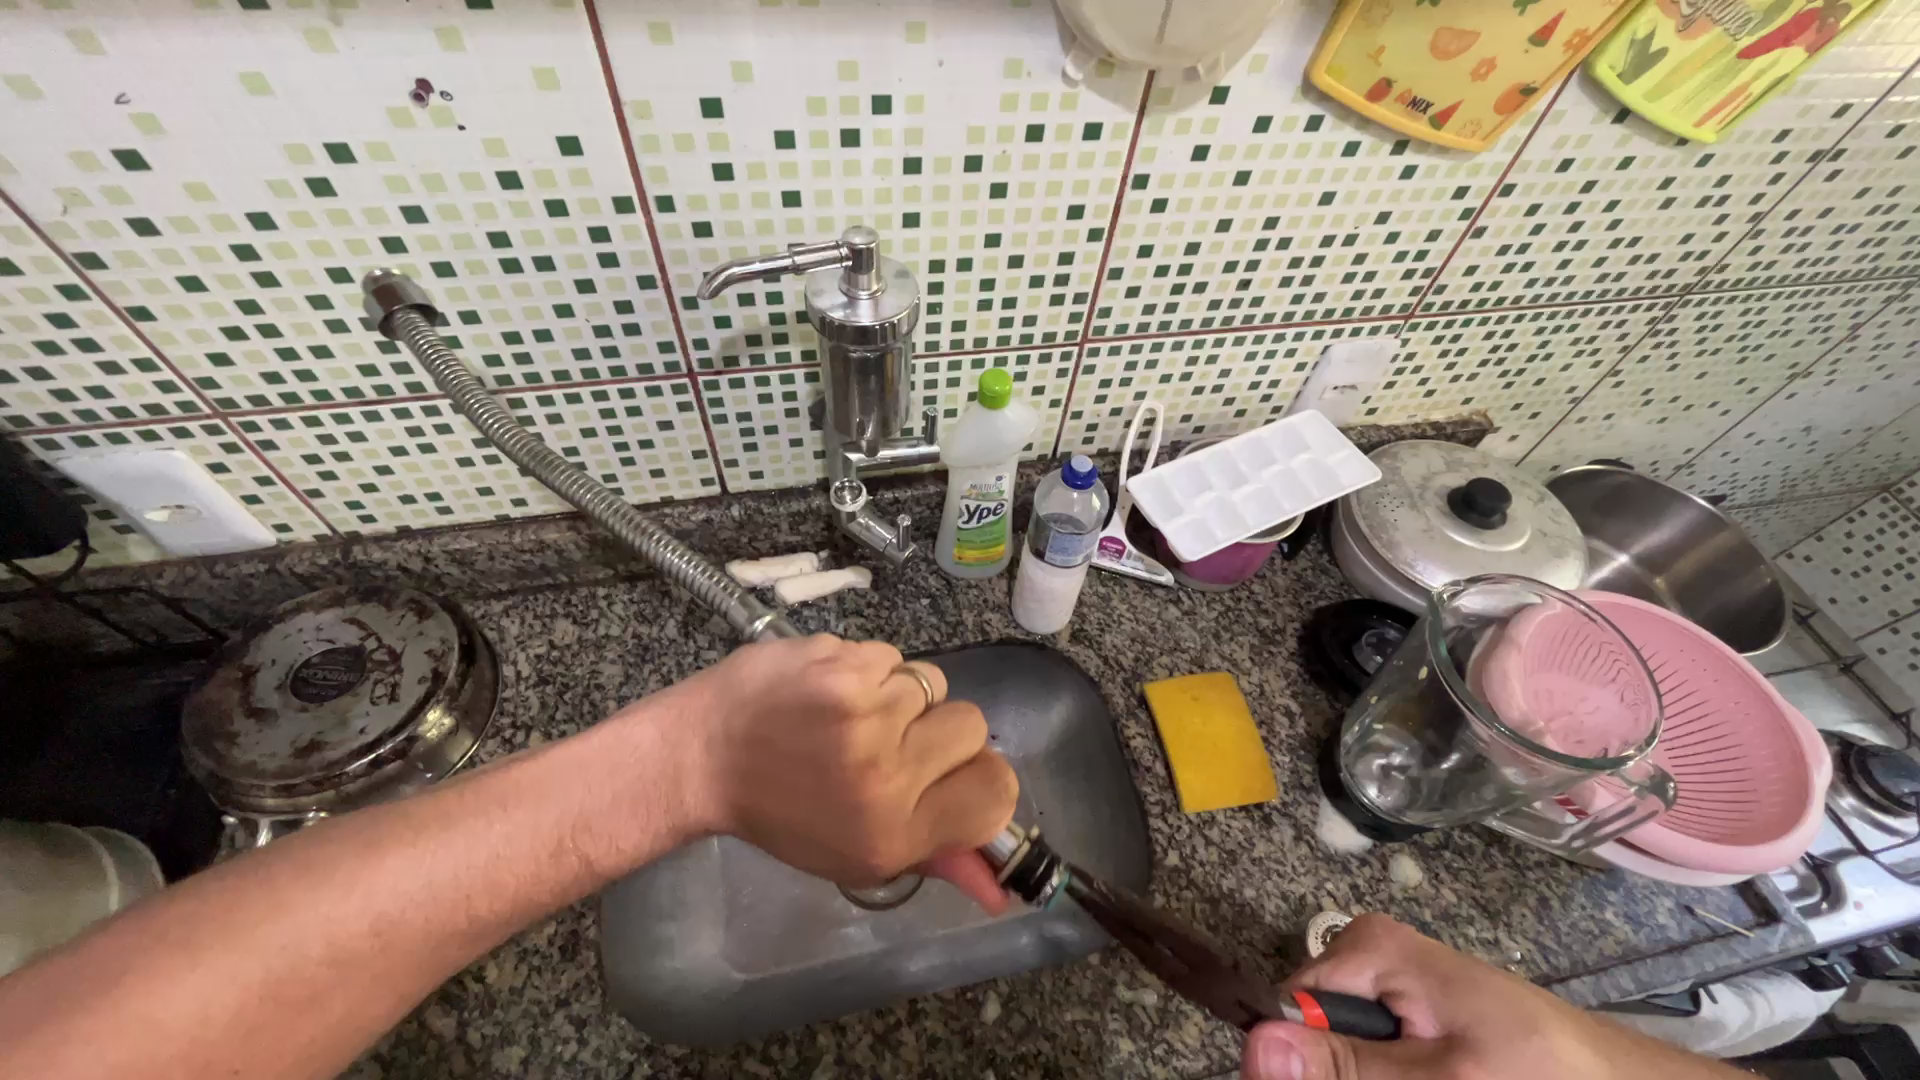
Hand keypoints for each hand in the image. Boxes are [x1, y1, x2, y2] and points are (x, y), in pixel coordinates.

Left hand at [628, 634, 1018, 906]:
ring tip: (853, 715)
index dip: (980, 781)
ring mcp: (863, 706)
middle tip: (893, 743)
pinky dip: (871, 671)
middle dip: (939, 733)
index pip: (995, 791)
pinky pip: (892, 657)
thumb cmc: (781, 813)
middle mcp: (886, 768)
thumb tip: (1001, 889)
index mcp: (892, 829)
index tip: (951, 778)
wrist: (702, 754)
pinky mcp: (841, 659)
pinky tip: (832, 690)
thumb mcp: (856, 857)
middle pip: (972, 727)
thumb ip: (935, 859)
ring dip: (902, 698)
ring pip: (932, 683)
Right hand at [1241, 915, 1746, 1079]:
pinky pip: (1372, 1057)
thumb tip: (1253, 1046)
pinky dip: (1387, 1077)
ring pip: (1343, 1055)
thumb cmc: (1542, 1074)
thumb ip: (1350, 1068)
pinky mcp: (1407, 1016)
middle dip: (1344, 1075)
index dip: (1305, 1067)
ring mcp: (1388, 986)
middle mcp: (1365, 957)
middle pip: (1316, 1035)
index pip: (1290, 1010)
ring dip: (1366, 1078)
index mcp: (1366, 949)